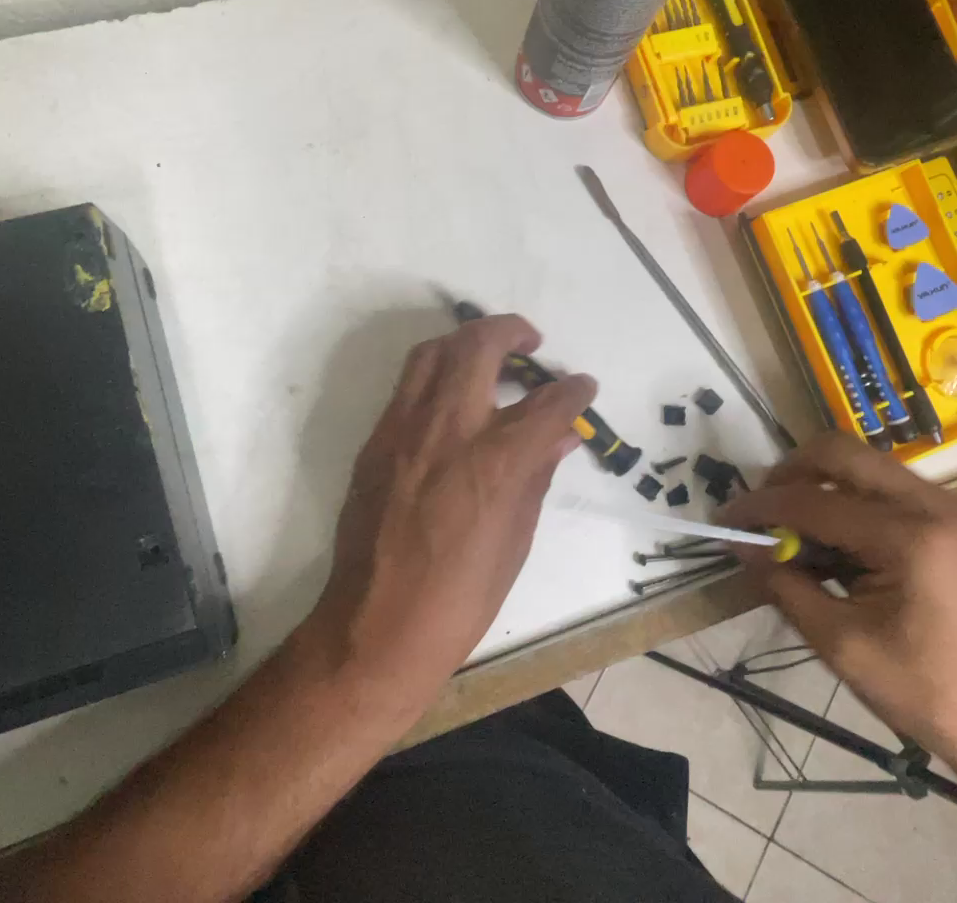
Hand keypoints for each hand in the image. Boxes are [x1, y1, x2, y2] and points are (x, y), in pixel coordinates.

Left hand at [306, 314, 596, 700]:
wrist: (377, 625)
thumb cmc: (460, 599)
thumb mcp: (515, 540)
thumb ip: (536, 476)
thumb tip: (560, 436)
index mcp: (495, 461)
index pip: (546, 403)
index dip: (573, 390)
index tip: (582, 387)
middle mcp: (447, 430)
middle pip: (478, 347)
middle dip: (511, 331)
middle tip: (530, 341)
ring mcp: (403, 431)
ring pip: (433, 354)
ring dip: (466, 342)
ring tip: (488, 356)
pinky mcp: (374, 443)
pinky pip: (407, 388)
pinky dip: (436, 376)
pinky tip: (451, 400)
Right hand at [718, 433, 956, 786]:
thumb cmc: (929, 696)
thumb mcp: (842, 644)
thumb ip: (785, 584)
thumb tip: (741, 545)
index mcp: (914, 537)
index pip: (815, 502)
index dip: (761, 508)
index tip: (722, 519)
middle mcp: (943, 507)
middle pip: (846, 454)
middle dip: (791, 474)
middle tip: (760, 509)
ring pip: (871, 469)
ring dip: (824, 488)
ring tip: (795, 534)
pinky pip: (896, 493)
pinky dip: (856, 505)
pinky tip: (840, 545)